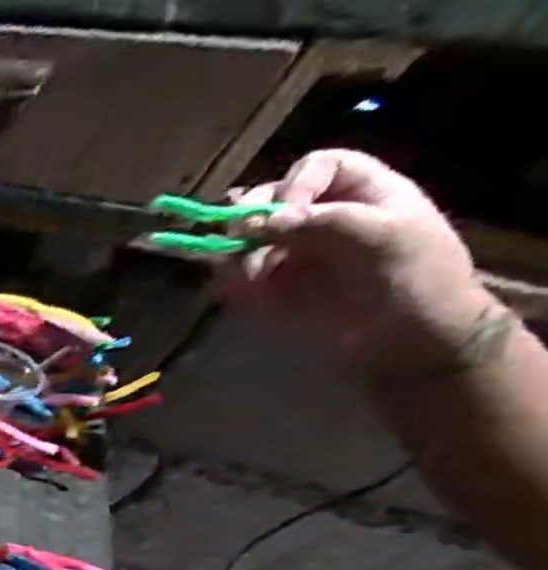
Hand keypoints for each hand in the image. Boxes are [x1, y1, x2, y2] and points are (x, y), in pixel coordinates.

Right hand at [222, 149, 494, 372]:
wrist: (401, 335)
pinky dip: (225, 281)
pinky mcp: (262, 285)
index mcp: (356, 191)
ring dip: (234, 253)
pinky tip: (240, 293)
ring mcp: (284, 250)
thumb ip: (328, 221)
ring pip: (238, 238)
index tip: (286, 216)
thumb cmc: (412, 277)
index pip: (316, 166)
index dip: (295, 184)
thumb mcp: (385, 237)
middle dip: (249, 218)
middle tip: (244, 241)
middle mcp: (314, 215)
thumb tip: (264, 221)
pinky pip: (228, 275)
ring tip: (250, 278)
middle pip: (265, 198)